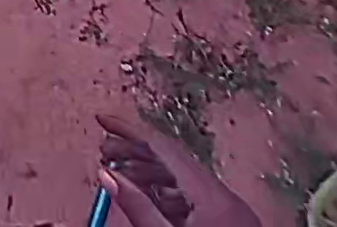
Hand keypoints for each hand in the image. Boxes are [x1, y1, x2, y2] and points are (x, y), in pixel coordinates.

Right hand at [96, 114, 259, 226]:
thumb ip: (136, 205)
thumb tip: (106, 174)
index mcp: (215, 199)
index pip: (162, 147)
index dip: (127, 130)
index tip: (102, 121)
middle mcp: (228, 200)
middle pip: (172, 160)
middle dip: (134, 153)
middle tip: (105, 153)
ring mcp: (234, 215)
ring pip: (182, 178)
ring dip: (147, 172)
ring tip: (121, 176)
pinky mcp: (233, 226)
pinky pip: (193, 197)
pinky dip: (165, 192)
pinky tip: (148, 200)